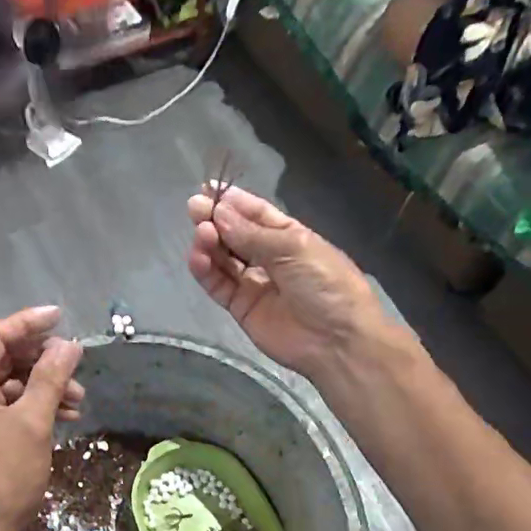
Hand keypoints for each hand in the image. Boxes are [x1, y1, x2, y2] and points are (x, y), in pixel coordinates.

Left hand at [0, 306, 85, 530]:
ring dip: (46, 385)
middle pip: (4, 358)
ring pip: (13, 382)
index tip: (61, 317)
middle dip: (43, 361)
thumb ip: (51, 379)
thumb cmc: (5, 476)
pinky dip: (39, 404)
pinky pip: (13, 404)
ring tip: (79, 399)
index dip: (28, 324)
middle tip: (76, 365)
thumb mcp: (32, 423)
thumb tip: (70, 345)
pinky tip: (68, 413)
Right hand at [185, 185, 394, 377]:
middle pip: (235, 235)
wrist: (336, 340)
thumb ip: (251, 234)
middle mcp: (270, 258)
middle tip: (194, 210)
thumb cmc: (325, 285)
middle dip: (216, 221)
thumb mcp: (293, 248)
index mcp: (290, 237)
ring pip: (224, 259)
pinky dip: (206, 272)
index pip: (256, 214)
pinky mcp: (241, 308)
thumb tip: (219, 213)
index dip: (233, 202)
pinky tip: (198, 258)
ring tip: (200, 235)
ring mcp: (254, 284)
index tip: (207, 189)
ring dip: (210, 244)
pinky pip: (219, 286)